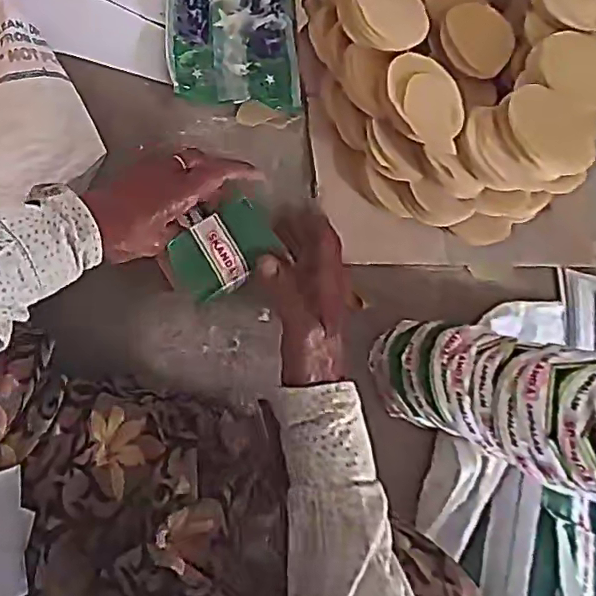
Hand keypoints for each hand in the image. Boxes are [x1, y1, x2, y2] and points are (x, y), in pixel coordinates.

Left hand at [80, 149, 260, 263]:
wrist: (90, 222)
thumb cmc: (125, 233)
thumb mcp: (158, 242)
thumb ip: (178, 237)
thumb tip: (188, 244)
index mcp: (180, 188)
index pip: (217, 173)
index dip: (240, 172)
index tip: (256, 175)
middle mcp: (169, 170)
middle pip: (203, 162)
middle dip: (218, 174)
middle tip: (224, 194)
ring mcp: (152, 167)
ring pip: (185, 162)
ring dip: (197, 175)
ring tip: (200, 197)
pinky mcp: (139, 170)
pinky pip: (168, 166)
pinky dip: (179, 176)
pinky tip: (175, 196)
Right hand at [255, 211, 352, 387]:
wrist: (317, 389)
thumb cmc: (311, 358)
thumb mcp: (298, 322)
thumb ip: (284, 290)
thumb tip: (266, 258)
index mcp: (330, 286)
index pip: (326, 245)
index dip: (313, 223)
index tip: (296, 205)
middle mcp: (328, 289)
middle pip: (318, 250)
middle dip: (300, 230)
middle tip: (277, 216)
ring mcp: (320, 301)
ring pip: (309, 263)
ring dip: (293, 246)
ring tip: (271, 234)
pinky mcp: (309, 313)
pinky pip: (299, 278)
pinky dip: (287, 265)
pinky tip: (271, 267)